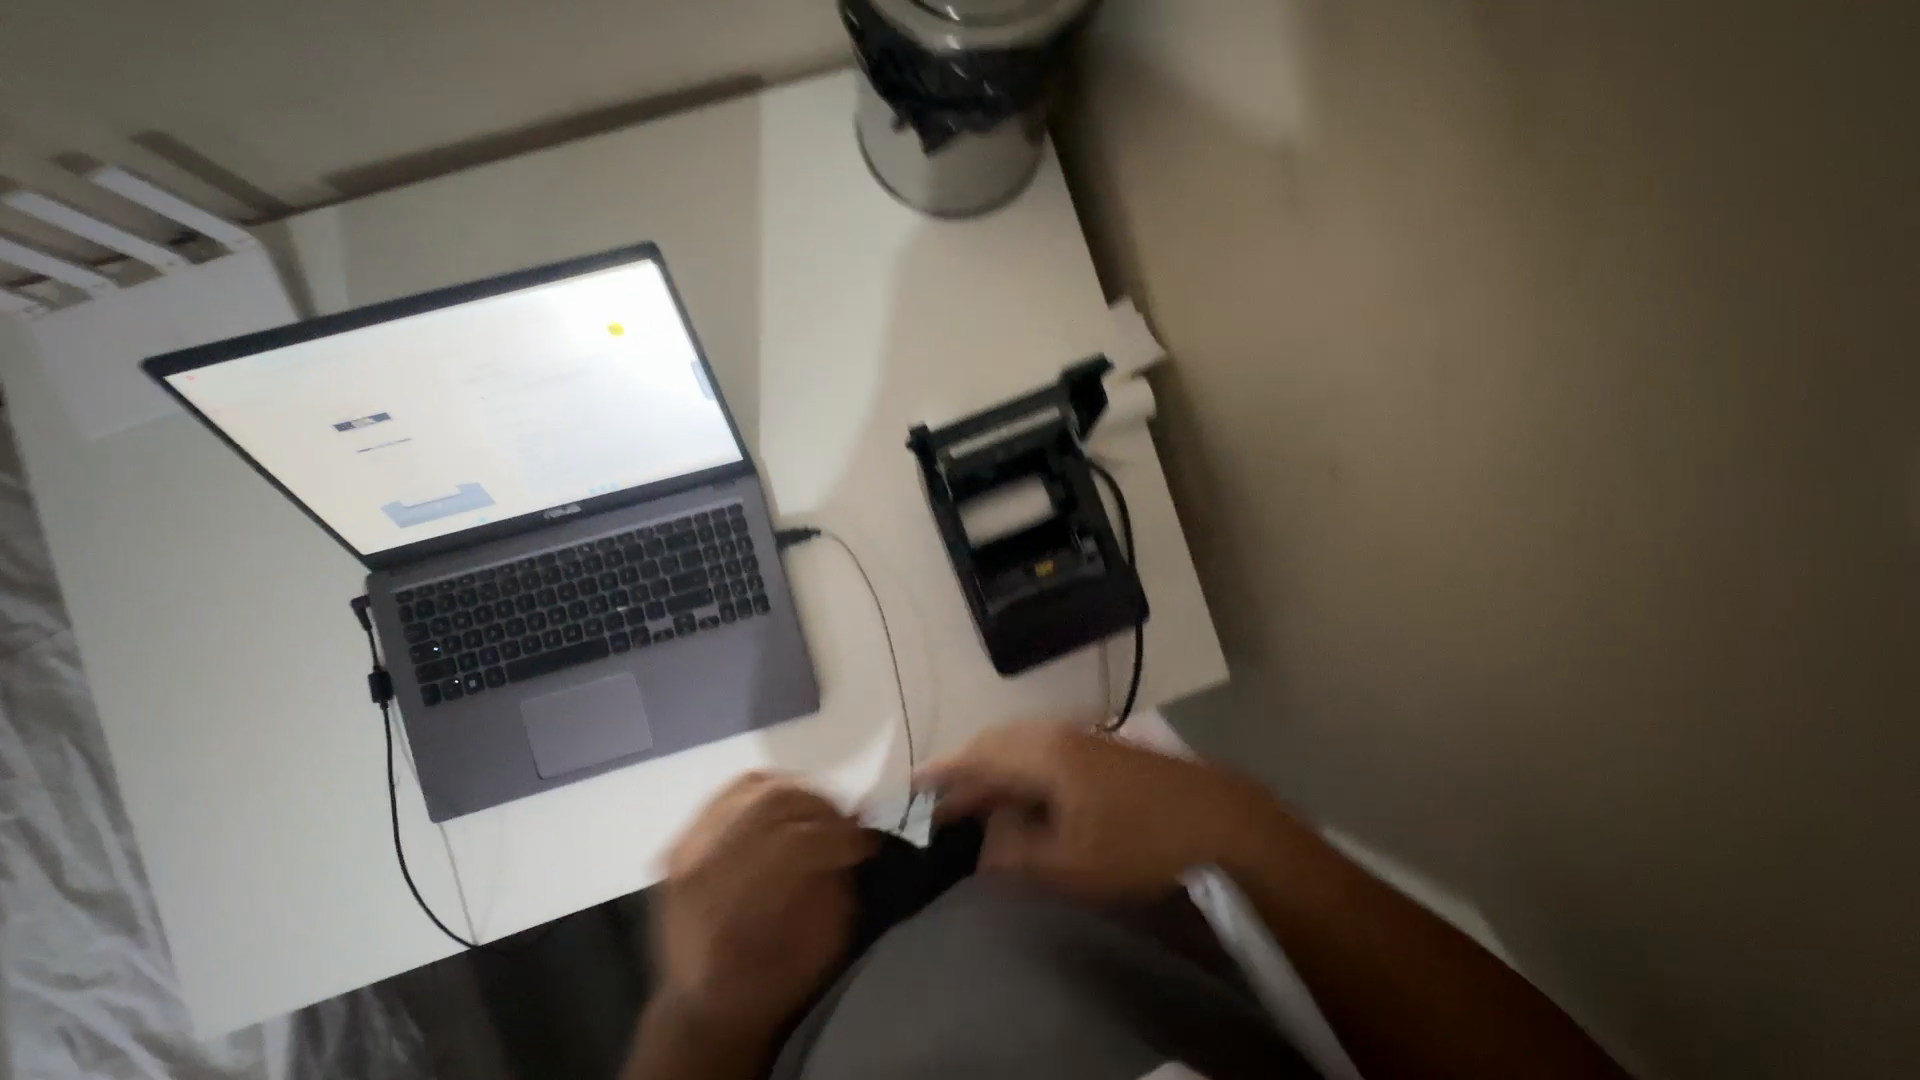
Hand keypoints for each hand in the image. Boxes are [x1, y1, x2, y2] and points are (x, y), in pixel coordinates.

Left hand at [651, 772, 876, 1039]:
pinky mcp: (682, 842)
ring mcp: (687, 849)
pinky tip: (785, 810)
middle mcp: (705, 865)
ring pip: (752, 787)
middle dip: (822, 806)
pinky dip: (764, 793)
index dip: (841, 835)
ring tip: (818, 813)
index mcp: (739, 901)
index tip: (867, 843)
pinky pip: (728, 794)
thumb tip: (854, 838)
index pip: (799, 839)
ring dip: (796, 794)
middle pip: (774, 801)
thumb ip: (837, 887)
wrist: (700, 1010)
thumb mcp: (818, 948)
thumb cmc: (769, 985)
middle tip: (846, 823)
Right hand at [916, 722, 1285, 900]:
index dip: (944, 771)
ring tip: (979, 809)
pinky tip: (1031, 807)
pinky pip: (1050, 761)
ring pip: (1027, 754)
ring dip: (999, 778)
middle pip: (1001, 748)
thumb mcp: (1069, 863)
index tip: (912, 786)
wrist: (1224, 826)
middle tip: (941, 807)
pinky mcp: (1111, 759)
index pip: (979, 754)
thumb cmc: (1139, 844)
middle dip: (969, 776)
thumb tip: (983, 850)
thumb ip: (1015, 855)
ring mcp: (1090, 744)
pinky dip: (1027, 780)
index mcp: (1044, 753)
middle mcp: (1062, 738)